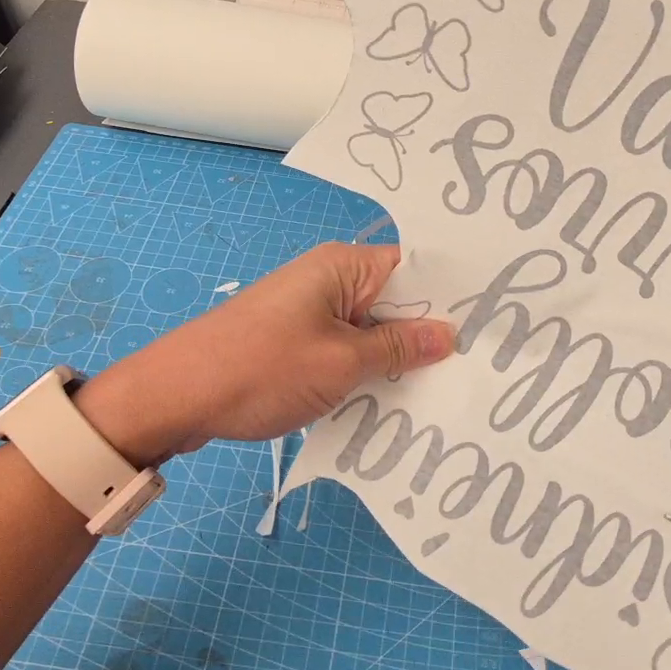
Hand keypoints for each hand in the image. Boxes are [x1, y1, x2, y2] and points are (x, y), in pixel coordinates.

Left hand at [73, 243, 453, 465]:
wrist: (176, 397)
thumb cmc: (263, 368)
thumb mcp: (341, 361)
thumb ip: (398, 347)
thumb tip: (449, 334)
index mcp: (343, 267)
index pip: (413, 267)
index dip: (451, 294)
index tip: (494, 323)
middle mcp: (329, 281)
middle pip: (395, 301)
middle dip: (429, 333)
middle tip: (482, 365)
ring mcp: (311, 313)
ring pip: (372, 331)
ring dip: (398, 359)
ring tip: (448, 388)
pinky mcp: (297, 343)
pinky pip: (347, 350)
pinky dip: (368, 372)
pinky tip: (395, 402)